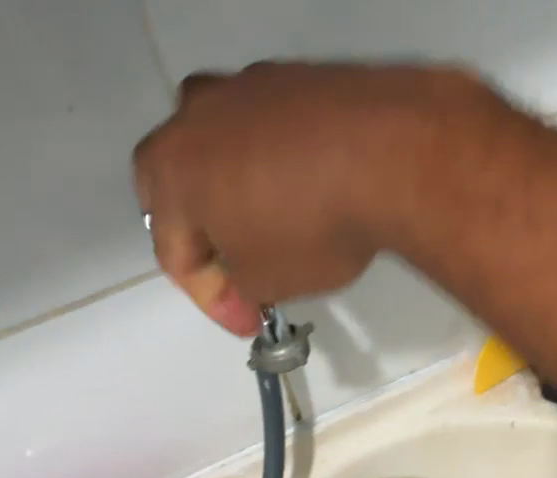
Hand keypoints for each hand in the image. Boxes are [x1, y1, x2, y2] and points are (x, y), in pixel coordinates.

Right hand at [131, 62, 500, 335]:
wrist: (388, 152)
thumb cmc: (311, 225)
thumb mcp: (269, 280)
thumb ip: (241, 285)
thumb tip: (245, 277)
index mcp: (168, 170)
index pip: (175, 252)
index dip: (211, 299)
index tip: (249, 323)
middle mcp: (192, 115)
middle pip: (190, 189)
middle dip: (215, 237)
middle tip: (248, 273)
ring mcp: (246, 87)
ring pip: (231, 153)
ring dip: (248, 195)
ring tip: (285, 233)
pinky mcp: (296, 77)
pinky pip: (278, 135)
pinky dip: (288, 167)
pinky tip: (317, 192)